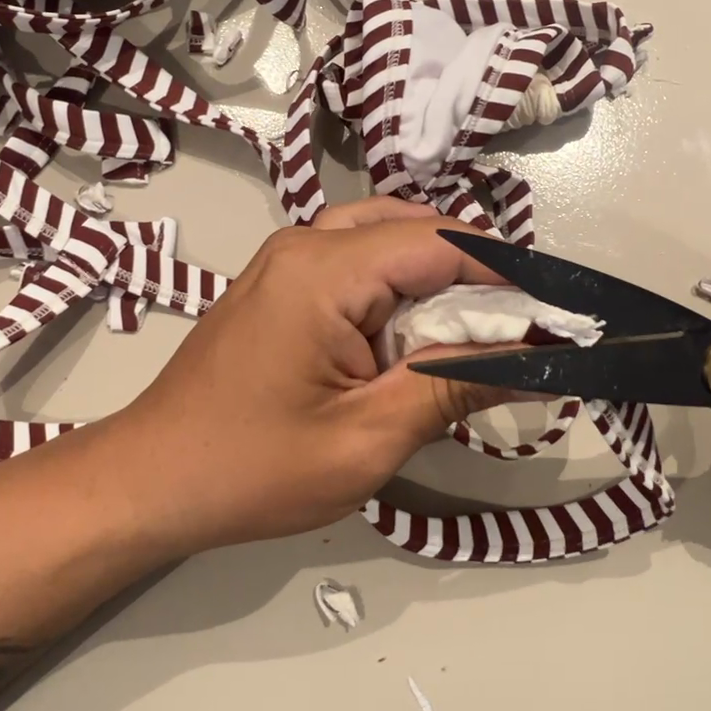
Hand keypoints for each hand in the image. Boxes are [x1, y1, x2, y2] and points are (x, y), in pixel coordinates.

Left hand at [101, 197, 514, 557]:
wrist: (152, 480)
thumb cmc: (252, 468)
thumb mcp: (368, 439)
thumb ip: (454, 387)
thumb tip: (539, 356)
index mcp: (322, 271)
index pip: (439, 242)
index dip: (507, 272)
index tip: (559, 312)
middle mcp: (301, 245)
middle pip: (413, 230)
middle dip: (474, 273)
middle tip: (519, 331)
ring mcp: (283, 262)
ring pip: (385, 240)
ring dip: (435, 278)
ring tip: (473, 335)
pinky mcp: (277, 286)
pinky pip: (354, 263)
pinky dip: (397, 288)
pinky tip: (414, 338)